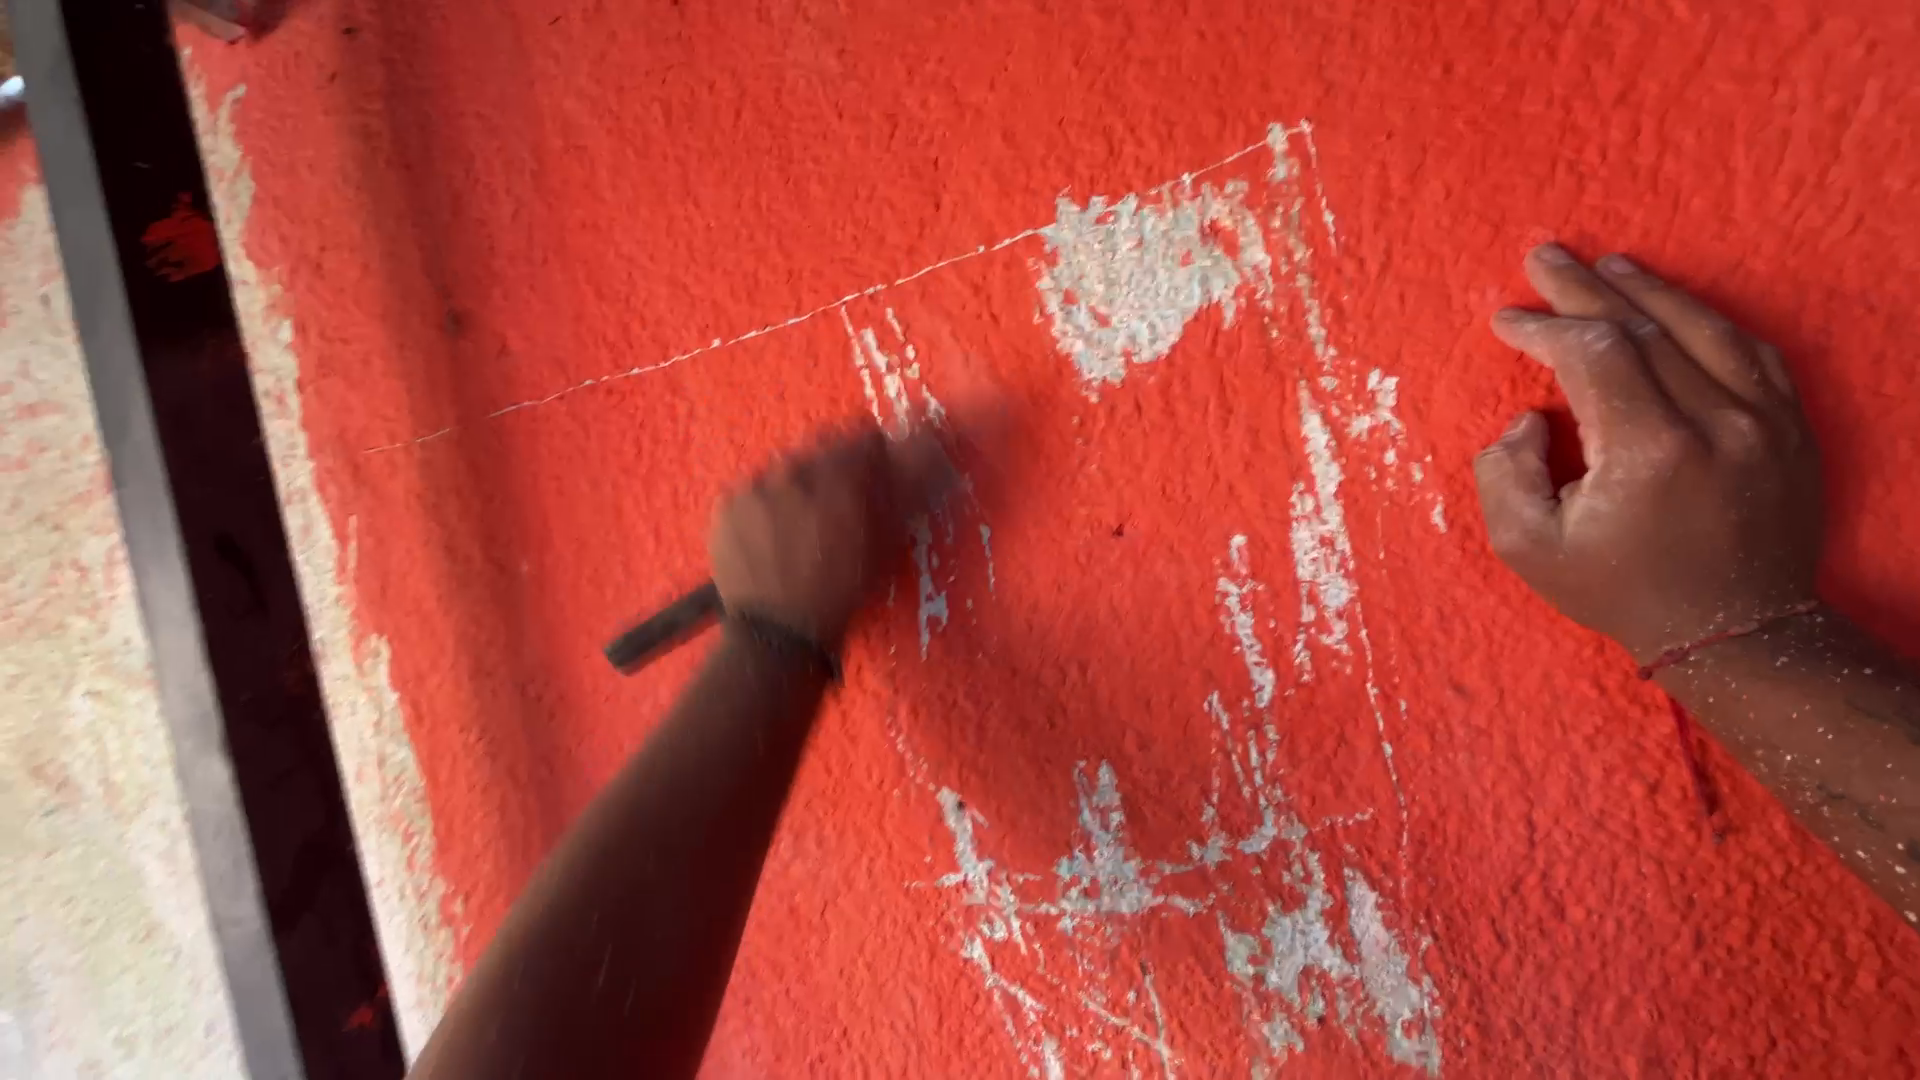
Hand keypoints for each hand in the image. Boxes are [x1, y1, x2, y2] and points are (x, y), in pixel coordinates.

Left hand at [709, 425, 946, 646]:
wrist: (778, 634)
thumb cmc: (840, 592)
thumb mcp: (882, 546)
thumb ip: (899, 495)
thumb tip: (919, 459)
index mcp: (839, 478)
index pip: (861, 441)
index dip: (872, 450)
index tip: (874, 462)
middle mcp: (795, 470)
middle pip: (818, 452)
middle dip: (829, 469)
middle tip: (831, 502)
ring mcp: (753, 484)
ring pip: (780, 471)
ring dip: (792, 487)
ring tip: (794, 524)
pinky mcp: (725, 504)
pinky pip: (749, 491)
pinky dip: (761, 505)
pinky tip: (768, 534)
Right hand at [1473, 244, 1822, 662]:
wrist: (1734, 628)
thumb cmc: (1616, 589)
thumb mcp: (1527, 547)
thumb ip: (1506, 474)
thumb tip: (1528, 420)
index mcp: (1649, 450)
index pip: (1594, 356)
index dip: (1543, 328)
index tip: (1504, 320)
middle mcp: (1717, 421)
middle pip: (1645, 328)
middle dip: (1584, 289)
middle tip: (1543, 255)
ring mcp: (1766, 420)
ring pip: (1704, 329)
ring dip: (1649, 291)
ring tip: (1607, 265)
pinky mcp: (1789, 428)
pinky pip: (1749, 352)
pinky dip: (1704, 319)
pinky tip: (1674, 304)